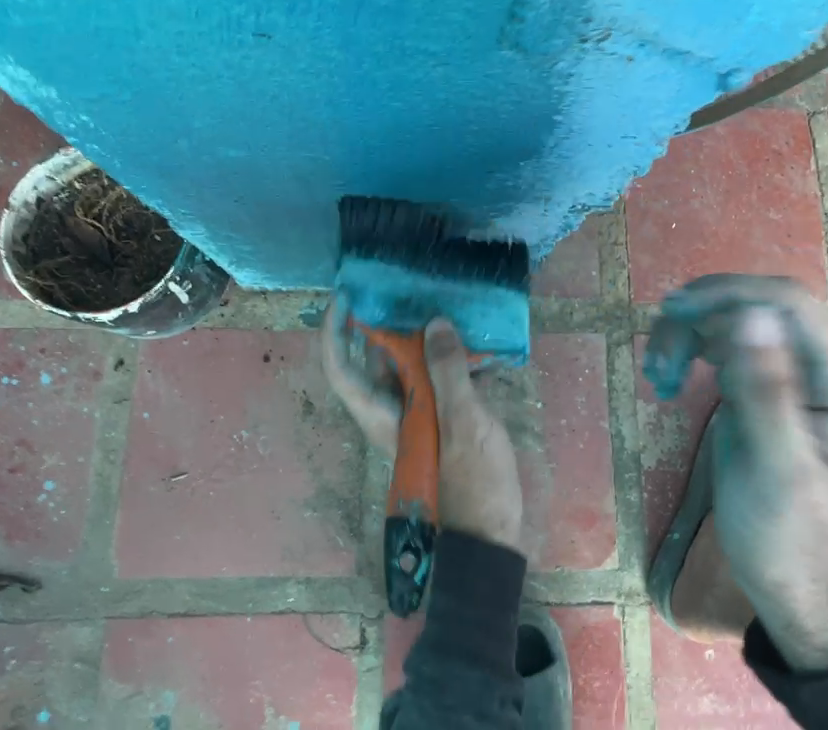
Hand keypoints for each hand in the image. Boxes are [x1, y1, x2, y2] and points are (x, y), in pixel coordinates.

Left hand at [322, 299, 523, 551]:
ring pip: (406, 370)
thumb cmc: (472, 484)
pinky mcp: (440, 425)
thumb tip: (434, 324)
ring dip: (420, 340)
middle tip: (405, 288)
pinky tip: (473, 344)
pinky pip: (434, 382)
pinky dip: (445, 361)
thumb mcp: (463, 423)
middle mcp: (391, 414)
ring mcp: (416, 420)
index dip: (336, 331)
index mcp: (382, 416)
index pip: (342, 369)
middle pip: (374, 362)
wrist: (491, 539)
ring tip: (442, 307)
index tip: (346, 296)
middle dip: (385, 324)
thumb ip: (447, 371)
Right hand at [645, 275, 827, 669]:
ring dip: (686, 335)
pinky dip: (686, 351)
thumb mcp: (776, 467)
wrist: (785, 577)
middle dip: (701, 318)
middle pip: (754, 305)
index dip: (730, 294)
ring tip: (657, 375)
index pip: (789, 304)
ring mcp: (789, 372)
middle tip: (657, 357)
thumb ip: (767, 390)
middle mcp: (820, 365)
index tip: (673, 309)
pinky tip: (665, 380)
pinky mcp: (760, 384)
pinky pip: (719, 344)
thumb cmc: (786, 530)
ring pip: (730, 319)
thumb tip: (751, 315)